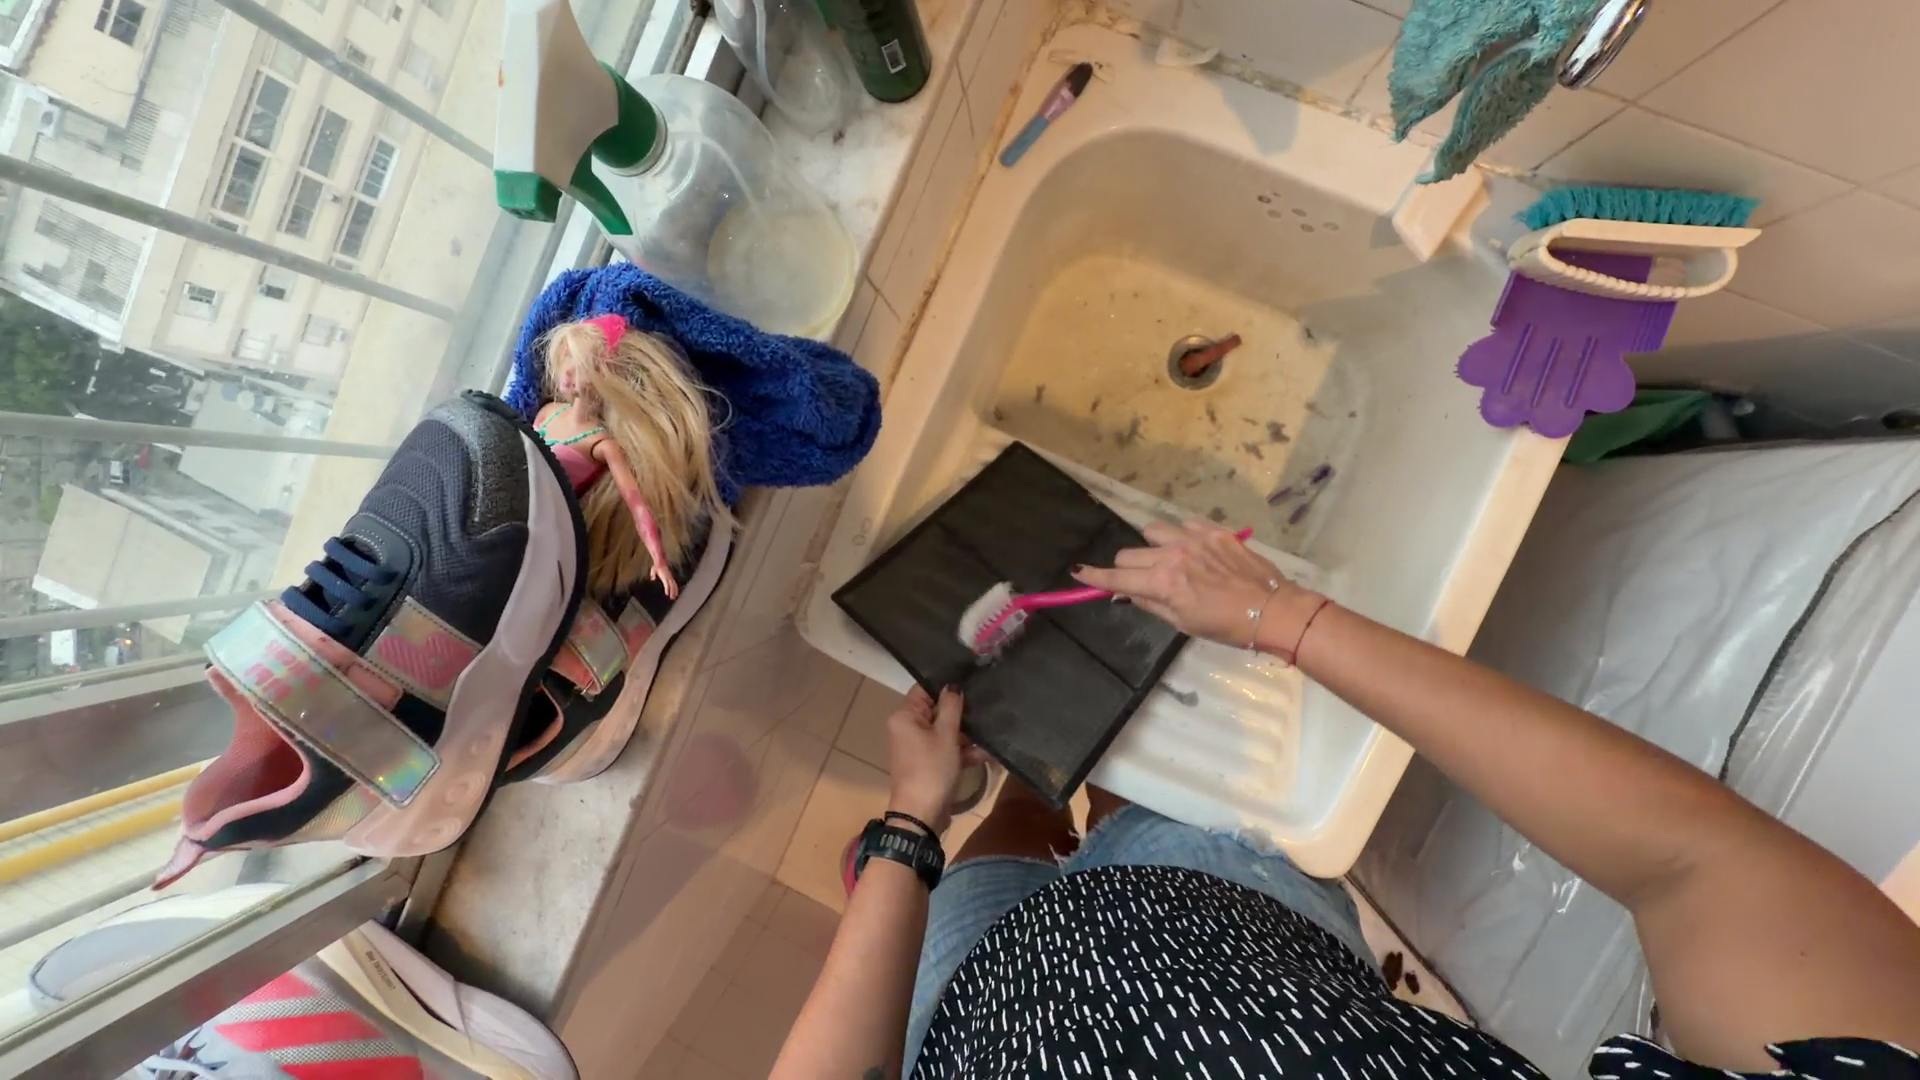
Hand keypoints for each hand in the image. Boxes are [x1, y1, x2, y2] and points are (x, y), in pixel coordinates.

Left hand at [885, 686, 983, 833]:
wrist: (922, 815)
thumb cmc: (931, 769)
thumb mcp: (945, 735)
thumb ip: (951, 706)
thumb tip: (953, 685)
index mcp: (905, 716)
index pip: (925, 688)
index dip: (947, 684)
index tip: (971, 680)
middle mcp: (908, 727)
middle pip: (937, 709)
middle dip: (962, 711)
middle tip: (986, 703)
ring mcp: (919, 746)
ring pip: (945, 730)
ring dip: (967, 733)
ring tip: (991, 730)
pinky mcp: (930, 762)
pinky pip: (947, 748)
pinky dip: (963, 750)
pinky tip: (987, 752)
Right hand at [1072, 519, 1321, 649]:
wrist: (1274, 610)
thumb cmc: (1226, 626)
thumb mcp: (1182, 623)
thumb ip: (1149, 603)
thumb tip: (1124, 593)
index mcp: (1164, 583)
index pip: (1117, 579)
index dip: (1094, 577)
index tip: (1077, 572)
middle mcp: (1173, 556)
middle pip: (1128, 555)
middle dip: (1127, 570)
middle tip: (1142, 582)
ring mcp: (1193, 539)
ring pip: (1151, 532)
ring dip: (1151, 547)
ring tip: (1167, 560)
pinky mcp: (1213, 531)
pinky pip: (1182, 525)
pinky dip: (1179, 537)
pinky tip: (1193, 551)